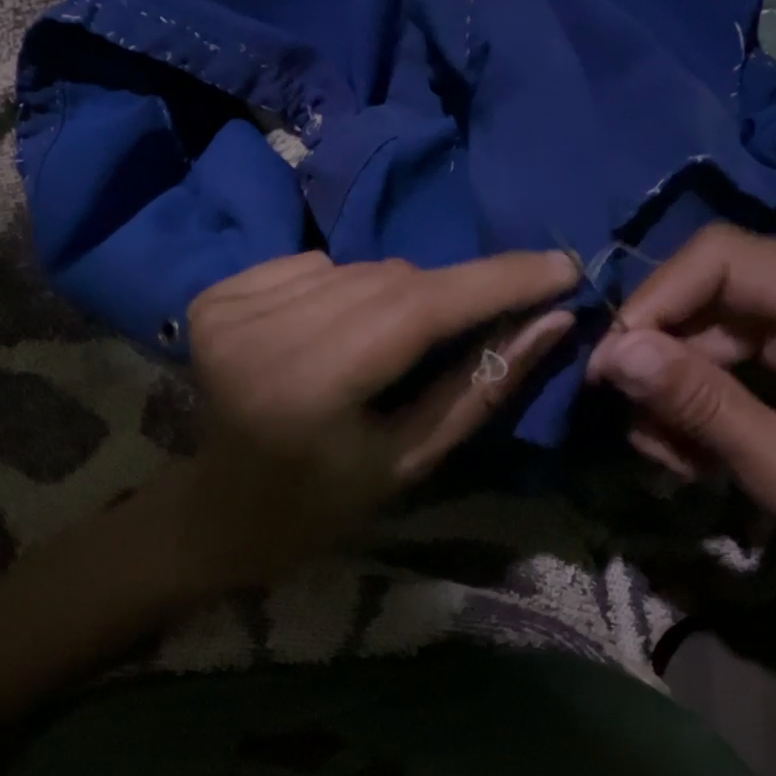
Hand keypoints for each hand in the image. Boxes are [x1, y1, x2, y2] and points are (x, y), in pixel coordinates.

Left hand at [177, 250, 579, 583]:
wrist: (225, 507)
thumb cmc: (324, 502)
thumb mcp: (409, 460)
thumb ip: (478, 389)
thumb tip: (552, 320)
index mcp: (308, 387)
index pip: (416, 308)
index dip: (493, 282)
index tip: (560, 267)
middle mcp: (261, 334)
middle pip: (388, 280)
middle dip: (447, 294)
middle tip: (479, 320)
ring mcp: (230, 308)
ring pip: (353, 268)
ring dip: (392, 294)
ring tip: (388, 347)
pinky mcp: (215, 294)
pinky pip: (311, 268)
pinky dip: (340, 290)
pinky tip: (332, 335)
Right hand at [586, 225, 775, 613]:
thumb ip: (703, 407)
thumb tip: (617, 353)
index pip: (726, 258)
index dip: (655, 300)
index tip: (609, 367)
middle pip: (706, 291)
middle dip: (658, 356)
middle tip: (638, 428)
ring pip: (701, 330)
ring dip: (670, 392)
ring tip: (678, 460)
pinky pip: (716, 359)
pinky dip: (690, 405)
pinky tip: (695, 455)